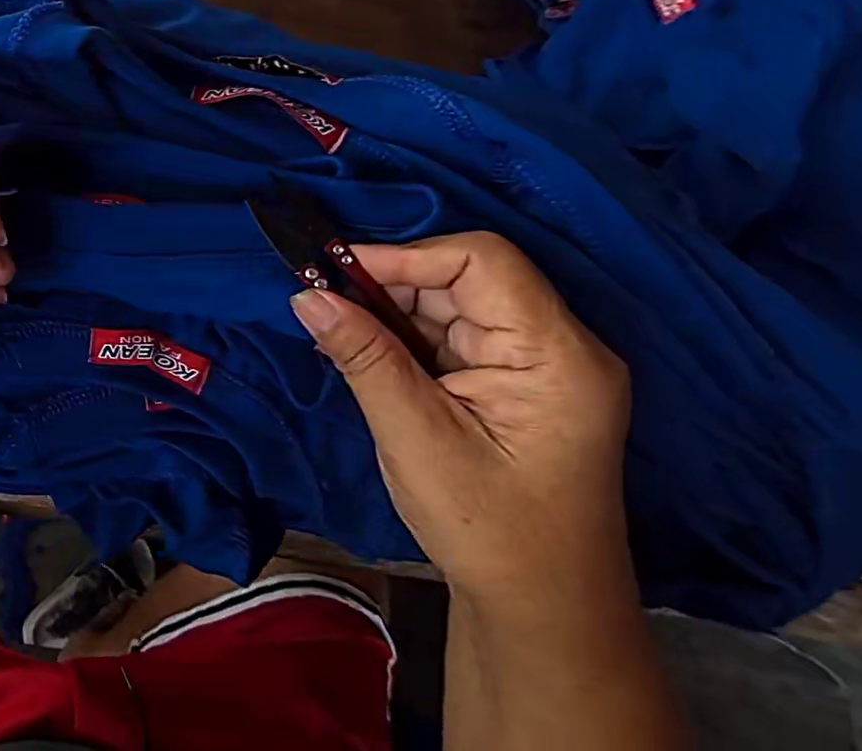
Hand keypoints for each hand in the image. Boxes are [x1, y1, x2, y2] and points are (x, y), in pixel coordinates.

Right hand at [289, 232, 631, 607]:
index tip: (333, 271)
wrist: (538, 605)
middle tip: (319, 299)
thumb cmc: (486, 527)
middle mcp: (554, 346)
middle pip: (464, 278)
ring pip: (448, 304)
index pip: (482, 261)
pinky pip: (445, 335)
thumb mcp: (414, 436)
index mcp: (555, 355)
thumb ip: (362, 356)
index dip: (404, 256)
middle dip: (386, 283)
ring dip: (385, 309)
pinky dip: (396, 335)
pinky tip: (358, 349)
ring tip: (332, 328)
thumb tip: (306, 294)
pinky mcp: (507, 381)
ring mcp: (533, 364)